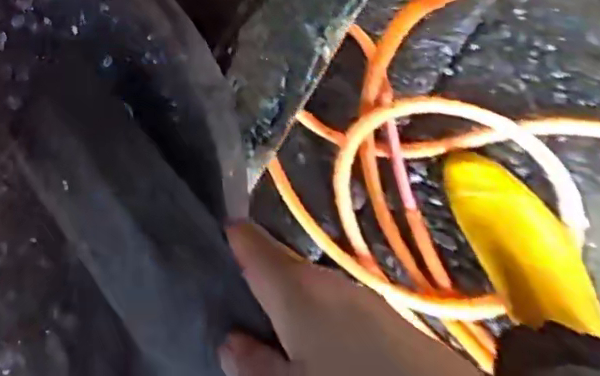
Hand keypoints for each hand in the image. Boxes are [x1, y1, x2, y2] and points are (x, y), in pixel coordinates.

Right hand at [221, 221, 479, 375]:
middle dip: (256, 290)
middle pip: (276, 269)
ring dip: (291, 316)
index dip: (220, 243)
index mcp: (292, 283)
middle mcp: (323, 278)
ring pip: (308, 296)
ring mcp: (363, 301)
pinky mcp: (394, 328)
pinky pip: (340, 318)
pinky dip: (325, 333)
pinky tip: (327, 363)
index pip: (242, 237)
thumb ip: (253, 366)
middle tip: (238, 321)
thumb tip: (230, 341)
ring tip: (281, 348)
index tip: (204, 259)